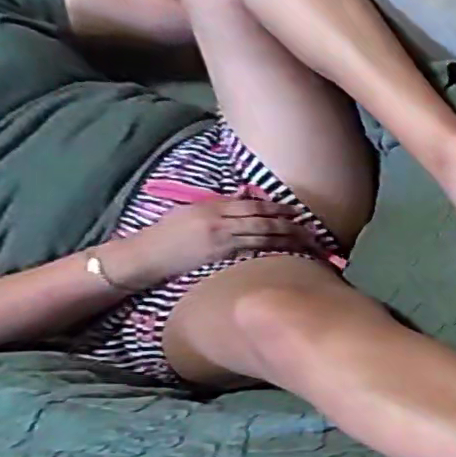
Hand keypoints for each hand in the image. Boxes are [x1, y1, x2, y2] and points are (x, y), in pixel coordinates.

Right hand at [97, 193, 311, 290]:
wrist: (143, 255)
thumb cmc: (165, 236)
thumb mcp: (188, 214)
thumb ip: (217, 208)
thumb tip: (243, 201)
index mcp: (210, 206)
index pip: (251, 204)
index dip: (276, 207)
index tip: (296, 211)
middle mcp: (218, 219)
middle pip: (263, 219)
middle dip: (290, 223)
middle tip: (312, 229)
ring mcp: (220, 236)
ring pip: (263, 235)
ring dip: (290, 238)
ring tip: (310, 242)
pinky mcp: (220, 254)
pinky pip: (254, 249)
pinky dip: (274, 249)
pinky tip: (291, 253)